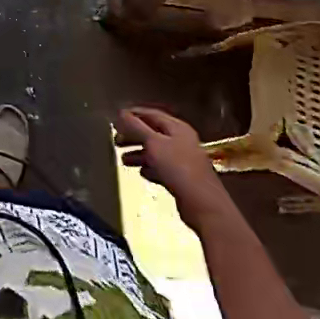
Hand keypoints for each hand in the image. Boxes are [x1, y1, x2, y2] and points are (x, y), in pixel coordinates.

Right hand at [117, 107, 232, 228]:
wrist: (203, 204)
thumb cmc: (178, 168)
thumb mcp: (154, 144)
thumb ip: (136, 128)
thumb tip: (121, 113)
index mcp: (177, 128)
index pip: (152, 115)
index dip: (134, 115)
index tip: (116, 118)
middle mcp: (181, 141)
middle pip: (153, 133)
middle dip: (134, 136)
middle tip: (116, 140)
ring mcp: (183, 160)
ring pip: (156, 151)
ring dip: (139, 153)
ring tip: (123, 160)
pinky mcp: (182, 178)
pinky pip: (162, 168)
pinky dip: (150, 168)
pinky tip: (141, 173)